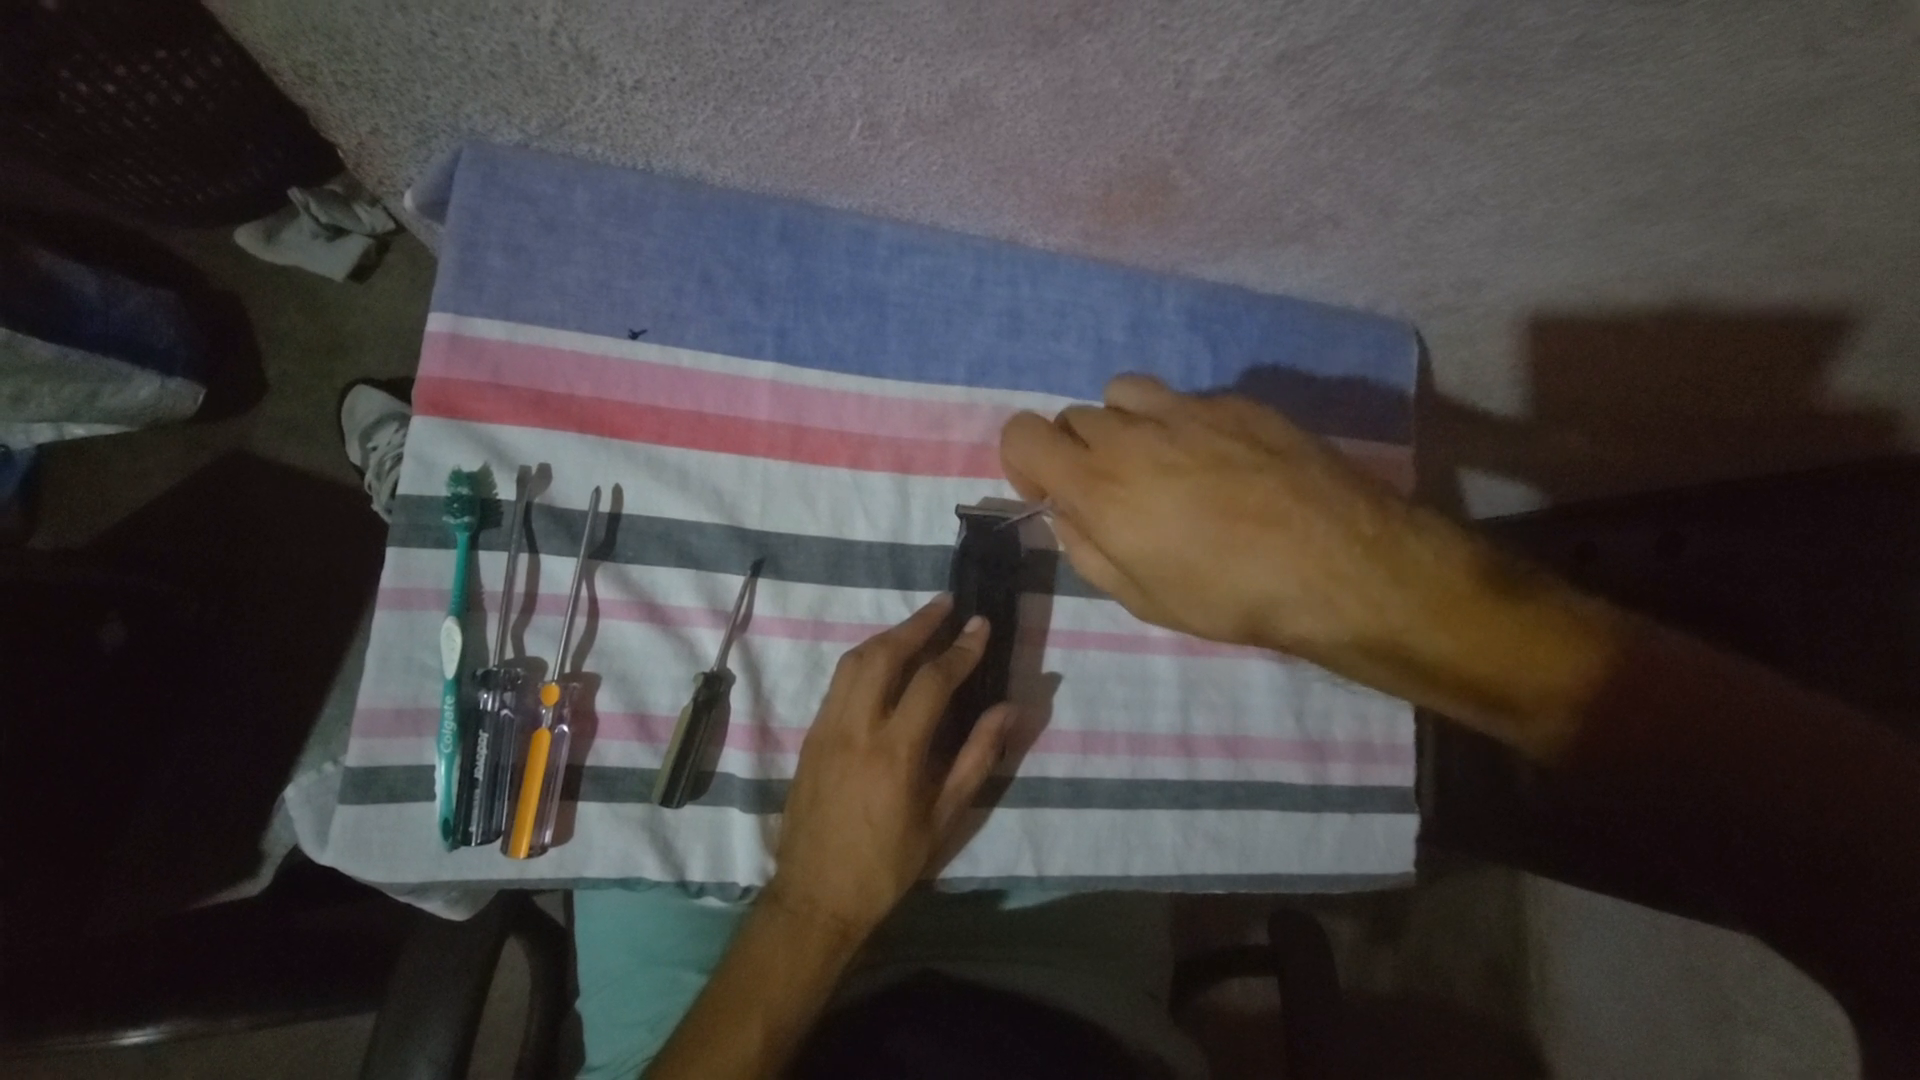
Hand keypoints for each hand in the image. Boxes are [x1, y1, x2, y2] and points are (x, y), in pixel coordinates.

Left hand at [770, 595, 1013, 934]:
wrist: (815, 896)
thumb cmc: (887, 865)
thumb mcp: (943, 820)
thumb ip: (977, 759)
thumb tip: (1009, 710)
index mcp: (894, 753)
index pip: (932, 681)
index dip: (960, 649)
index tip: (981, 625)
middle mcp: (856, 728)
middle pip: (884, 655)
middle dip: (918, 623)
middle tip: (946, 604)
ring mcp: (826, 728)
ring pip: (854, 661)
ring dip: (889, 635)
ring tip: (919, 623)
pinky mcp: (810, 735)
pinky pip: (839, 681)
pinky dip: (865, 658)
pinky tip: (884, 659)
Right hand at [999, 374, 1622, 759]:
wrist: (1338, 565)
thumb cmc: (1229, 596)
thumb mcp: (1139, 597)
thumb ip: (1086, 547)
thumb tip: (1067, 514)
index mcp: (1097, 483)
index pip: (1022, 433)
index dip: (1023, 461)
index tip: (1049, 492)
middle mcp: (1132, 432)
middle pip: (1074, 416)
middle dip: (1077, 451)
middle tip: (1113, 493)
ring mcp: (1188, 409)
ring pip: (1125, 393)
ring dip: (1124, 425)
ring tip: (1159, 464)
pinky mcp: (1237, 402)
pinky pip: (1185, 400)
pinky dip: (1180, 425)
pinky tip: (1221, 463)